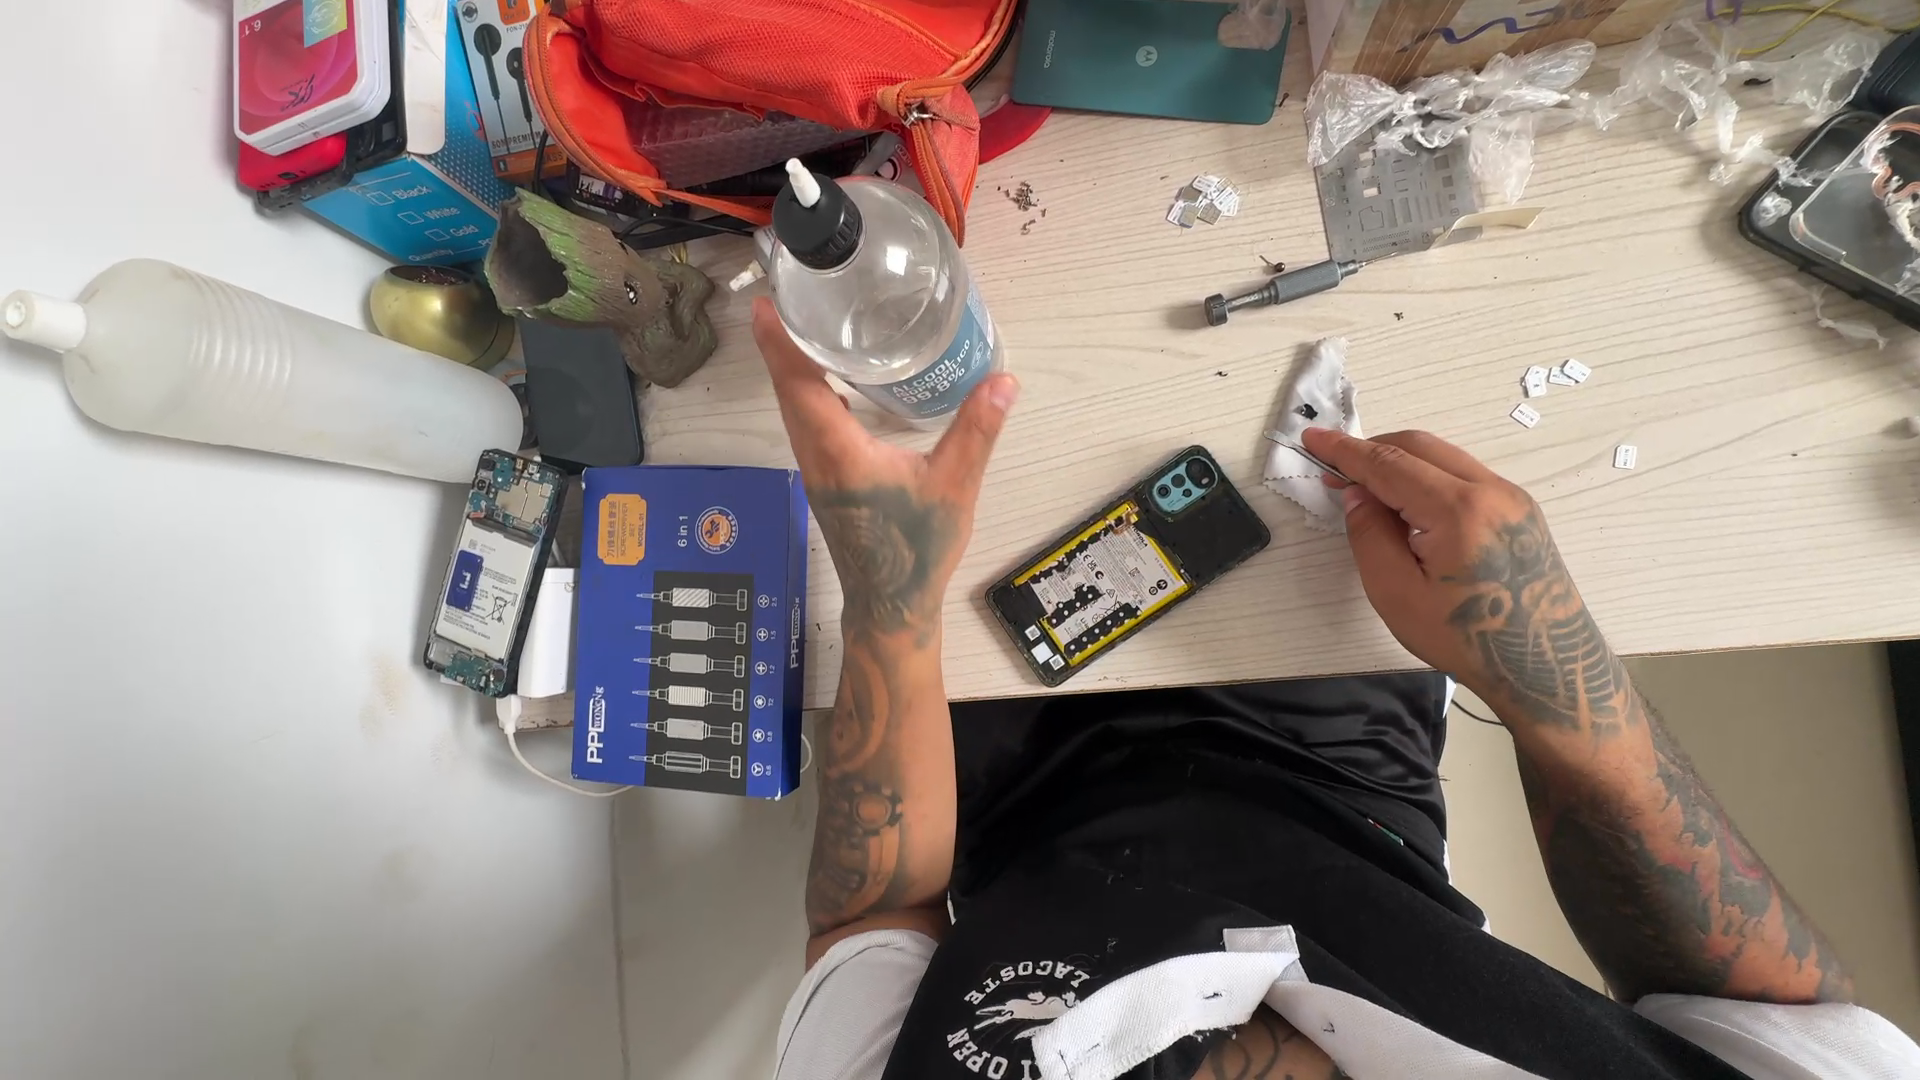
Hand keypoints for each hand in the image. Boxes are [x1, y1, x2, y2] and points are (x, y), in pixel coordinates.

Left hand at [752, 298, 1018, 645]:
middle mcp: (816, 457)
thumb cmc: (918, 549)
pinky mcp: (826, 483)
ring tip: (804, 332)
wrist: (891, 605)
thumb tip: (1004, 380)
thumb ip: (977, 431)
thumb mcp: (954, 487)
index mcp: (839, 451)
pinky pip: (807, 427)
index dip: (779, 342)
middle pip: (788, 392)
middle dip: (781, 344)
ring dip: (792, 371)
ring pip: (795, 411)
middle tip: (785, 299)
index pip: (799, 385)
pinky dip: (810, 396)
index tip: (763, 301)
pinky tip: (833, 386)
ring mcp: (816, 473)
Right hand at [1301, 427, 1624, 728]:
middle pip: (1419, 446)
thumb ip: (1370, 535)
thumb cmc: (1464, 637)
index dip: (1345, 450)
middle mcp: (1492, 492)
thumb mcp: (1395, 592)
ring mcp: (1511, 500)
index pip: (1389, 464)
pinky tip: (1403, 505)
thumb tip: (1358, 495)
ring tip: (1363, 490)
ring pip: (1442, 458)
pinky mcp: (1519, 513)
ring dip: (1397, 462)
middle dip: (1370, 449)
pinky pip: (1461, 475)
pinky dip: (1423, 476)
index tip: (1313, 438)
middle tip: (1332, 469)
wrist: (1546, 668)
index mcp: (1458, 510)